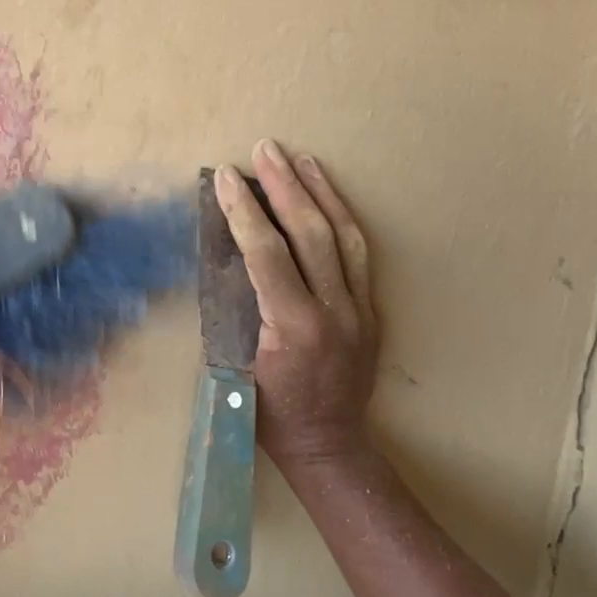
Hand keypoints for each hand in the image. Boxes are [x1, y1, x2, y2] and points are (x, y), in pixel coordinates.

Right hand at [214, 140, 375, 466]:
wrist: (329, 447)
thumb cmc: (267, 413)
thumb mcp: (236, 361)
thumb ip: (236, 306)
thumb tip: (227, 252)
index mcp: (294, 327)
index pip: (266, 252)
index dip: (243, 209)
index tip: (224, 176)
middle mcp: (335, 311)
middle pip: (310, 232)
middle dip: (283, 185)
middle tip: (264, 149)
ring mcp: (360, 310)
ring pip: (343, 236)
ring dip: (318, 192)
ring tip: (300, 158)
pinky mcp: (371, 311)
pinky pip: (359, 254)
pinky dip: (341, 218)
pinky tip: (327, 198)